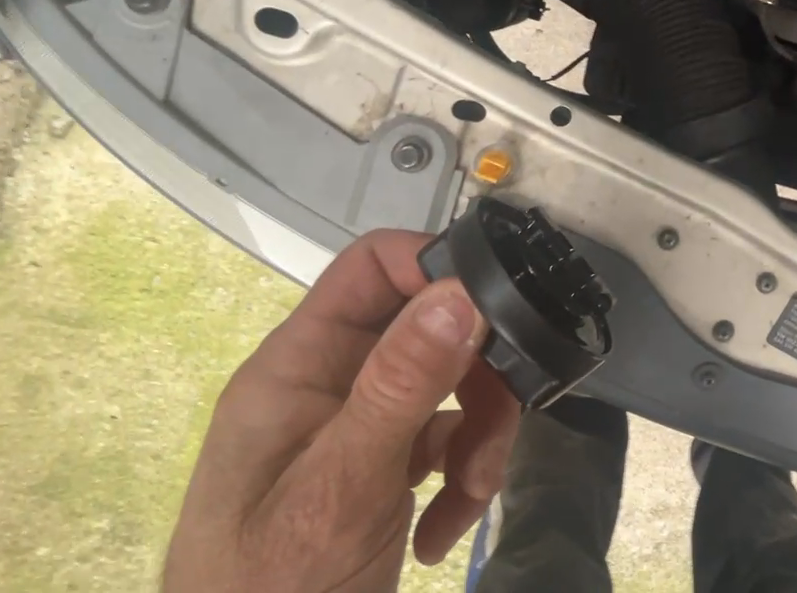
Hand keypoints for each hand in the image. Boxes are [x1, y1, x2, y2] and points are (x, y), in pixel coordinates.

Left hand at [164, 230, 519, 592]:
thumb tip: (462, 291)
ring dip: (483, 433)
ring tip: (473, 493)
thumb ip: (400, 387)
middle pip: (432, 327)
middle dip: (479, 375)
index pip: (373, 268)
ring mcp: (362, 425)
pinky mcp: (389, 465)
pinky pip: (453, 436)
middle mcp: (331, 382)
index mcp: (298, 367)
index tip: (496, 310)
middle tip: (498, 423)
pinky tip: (447, 527)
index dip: (437, 269)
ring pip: (455, 382)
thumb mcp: (341, 489)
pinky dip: (467, 474)